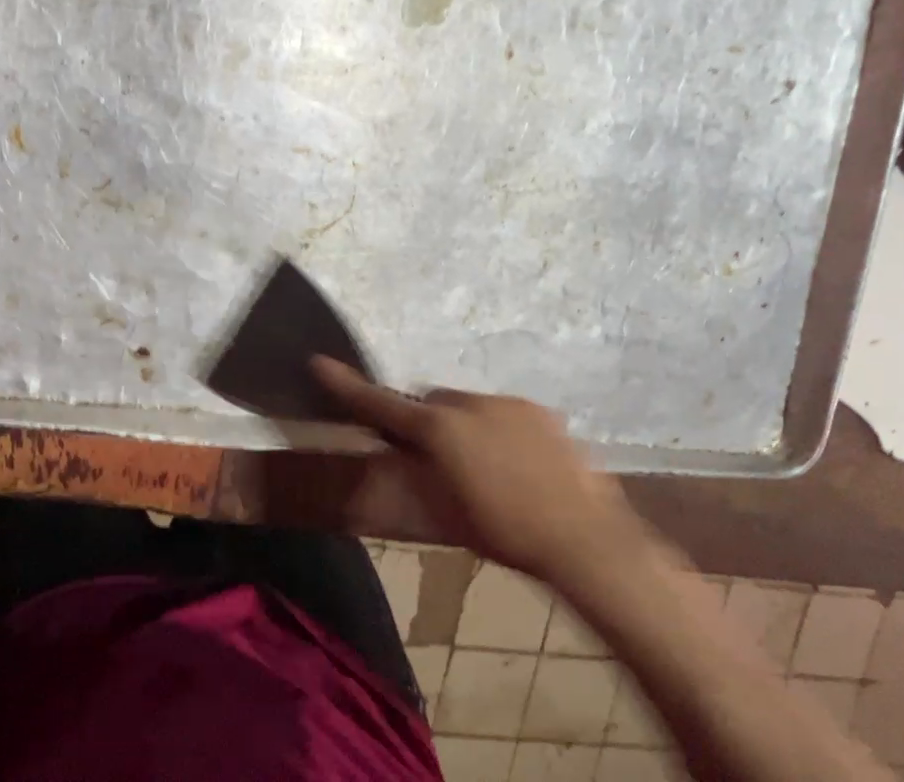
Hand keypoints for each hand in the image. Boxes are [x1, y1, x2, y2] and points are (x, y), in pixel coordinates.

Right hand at [311, 358, 640, 579]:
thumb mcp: (439, 509)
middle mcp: (470, 404)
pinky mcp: (543, 414)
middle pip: (429, 402)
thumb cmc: (500, 530)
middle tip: (431, 457)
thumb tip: (384, 456)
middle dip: (424, 422)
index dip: (346, 386)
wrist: (584, 540)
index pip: (380, 403)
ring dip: (463, 427)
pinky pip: (504, 414)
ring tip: (483, 467)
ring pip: (468, 407)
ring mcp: (510, 405)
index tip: (318, 363)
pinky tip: (514, 465)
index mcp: (438, 427)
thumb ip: (405, 475)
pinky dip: (498, 431)